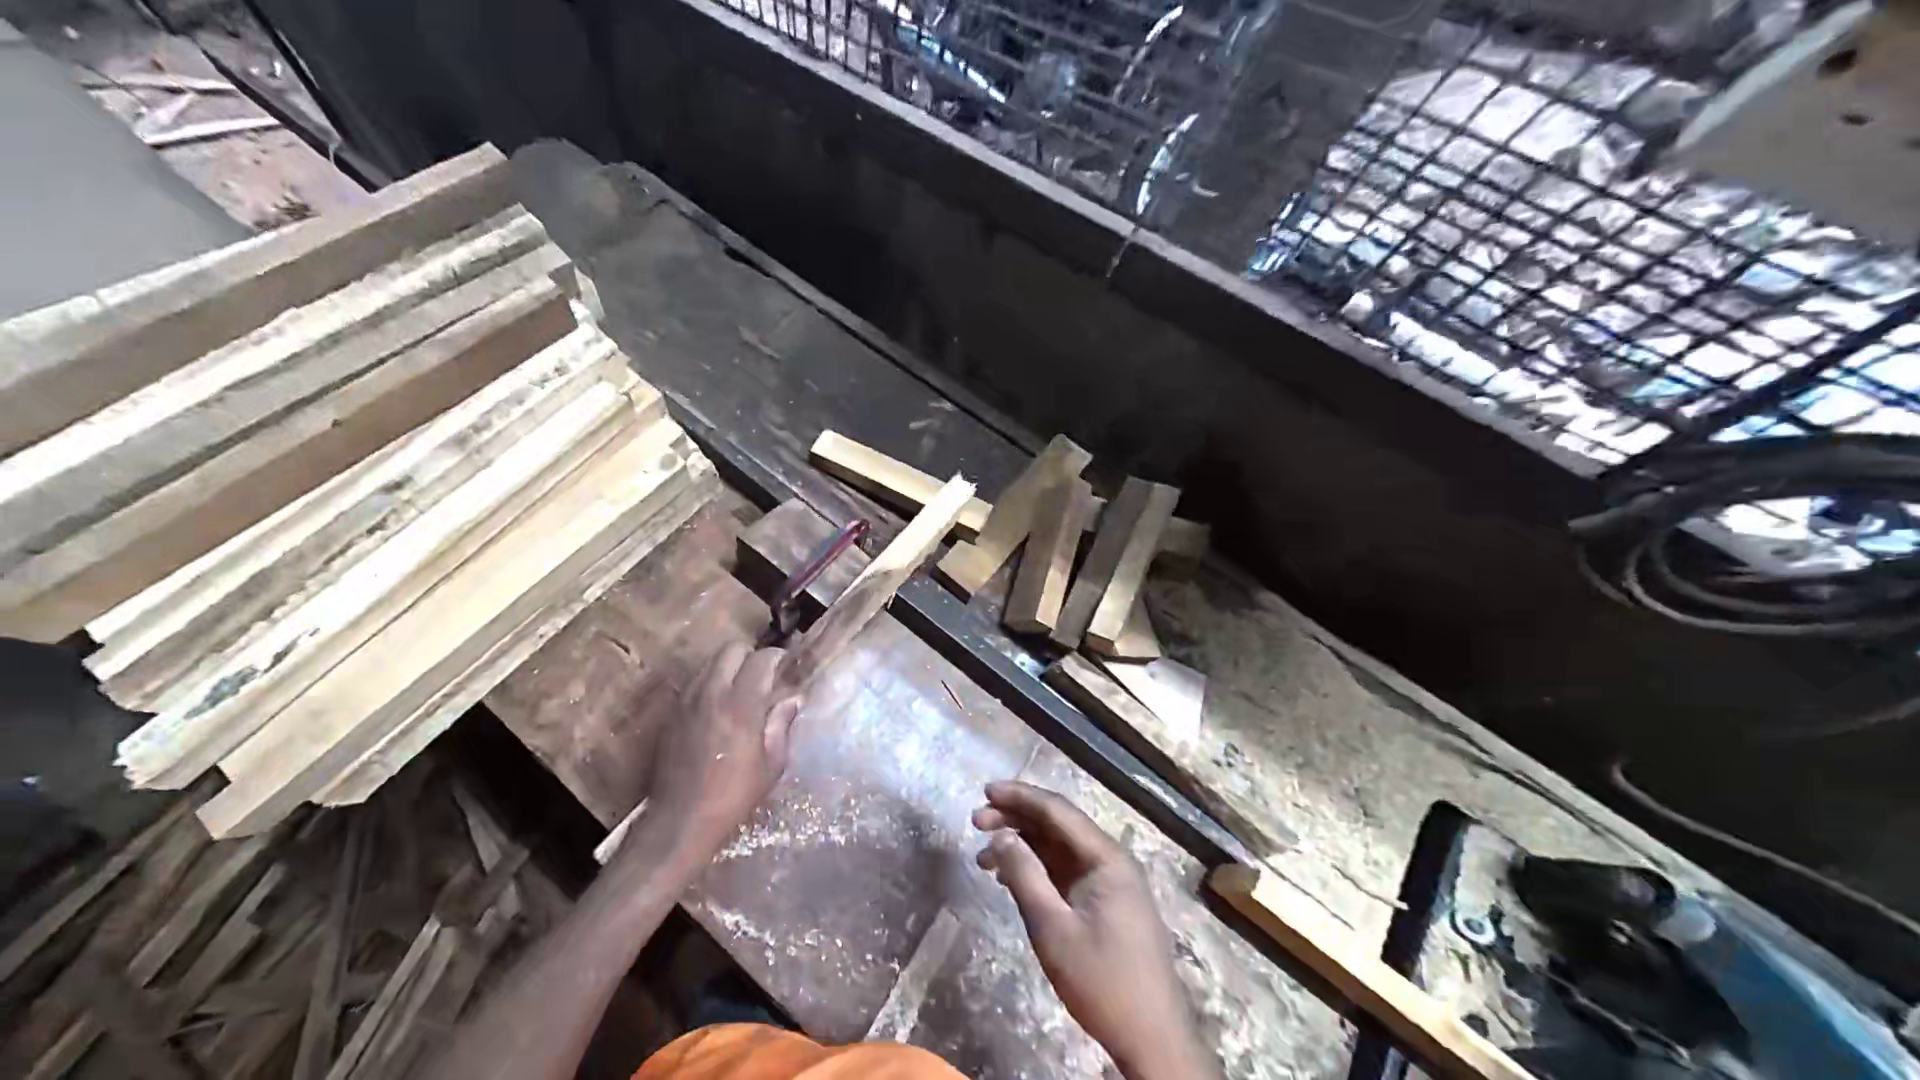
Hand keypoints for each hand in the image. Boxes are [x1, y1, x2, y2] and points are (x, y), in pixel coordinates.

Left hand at [643, 642, 803, 862]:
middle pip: (731, 649)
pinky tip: (719, 707)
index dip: (777, 657)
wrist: (680, 820)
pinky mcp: (671, 714)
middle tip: (763, 675)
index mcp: (741, 705)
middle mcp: (711, 694)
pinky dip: (711, 683)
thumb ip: (781, 724)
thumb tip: (793, 698)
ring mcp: (687, 701)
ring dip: (729, 667)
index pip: (761, 659)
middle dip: (751, 655)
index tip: (786, 665)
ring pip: (710, 663)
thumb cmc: (733, 796)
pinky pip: (695, 683)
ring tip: (741, 689)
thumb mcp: (771, 764)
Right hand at [973, 782, 1216, 1079]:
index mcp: (1106, 857)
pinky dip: (1036, 869)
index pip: (1057, 810)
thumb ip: (1025, 875)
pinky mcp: (1106, 904)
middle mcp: (1110, 861)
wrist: (1152, 1037)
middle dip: (1016, 819)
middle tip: (976, 823)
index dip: (1020, 796)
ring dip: (1022, 846)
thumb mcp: (1052, 927)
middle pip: (1058, 826)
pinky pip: (1066, 872)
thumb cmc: (1101, 979)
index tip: (985, 791)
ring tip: (983, 856)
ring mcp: (1110, 883)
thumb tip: (1001, 836)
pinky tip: (1009, 878)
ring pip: (1059, 849)